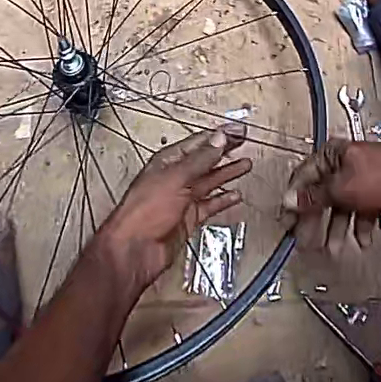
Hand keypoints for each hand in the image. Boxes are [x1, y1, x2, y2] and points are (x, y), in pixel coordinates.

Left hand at [92, 124, 252, 291]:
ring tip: (245, 164)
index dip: (220, 135)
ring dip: (228, 173)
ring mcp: (183, 198)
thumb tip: (219, 138)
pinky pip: (210, 204)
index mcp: (169, 160)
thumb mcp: (176, 178)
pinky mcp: (188, 218)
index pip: (200, 142)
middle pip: (206, 159)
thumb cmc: (144, 211)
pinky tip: (235, 195)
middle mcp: (177, 177)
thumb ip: (200, 159)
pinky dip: (223, 199)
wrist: (134, 250)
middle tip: (244, 142)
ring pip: (210, 181)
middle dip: (226, 150)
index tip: (239, 131)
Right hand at [281, 140, 380, 253]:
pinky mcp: (380, 190)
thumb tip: (290, 199)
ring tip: (334, 248)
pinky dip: (360, 224)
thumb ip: (313, 197)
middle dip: (315, 217)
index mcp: (334, 153)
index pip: (305, 175)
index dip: (295, 198)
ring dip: (337, 227)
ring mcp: (365, 176)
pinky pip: (362, 208)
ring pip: (343, 203)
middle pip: (323, 191)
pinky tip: (363, 239)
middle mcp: (347, 161)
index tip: (287, 218)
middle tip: (306, 239)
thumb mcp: (340, 189)